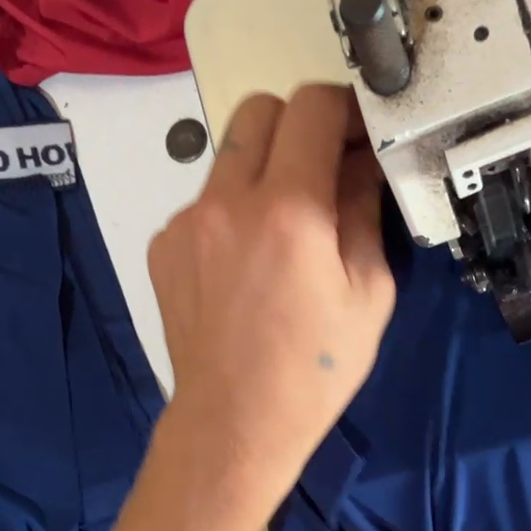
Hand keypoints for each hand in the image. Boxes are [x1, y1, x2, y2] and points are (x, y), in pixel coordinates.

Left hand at [147, 85, 395, 500]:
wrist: (233, 423)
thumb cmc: (313, 370)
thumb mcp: (368, 294)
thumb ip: (364, 212)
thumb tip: (362, 164)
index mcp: (289, 210)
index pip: (314, 107)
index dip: (346, 106)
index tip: (362, 132)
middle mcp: (227, 201)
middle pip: (260, 109)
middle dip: (301, 123)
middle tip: (326, 166)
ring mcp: (185, 222)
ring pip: (229, 155)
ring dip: (265, 167)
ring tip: (286, 224)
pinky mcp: (162, 246)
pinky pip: (205, 201)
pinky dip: (234, 210)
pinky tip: (247, 263)